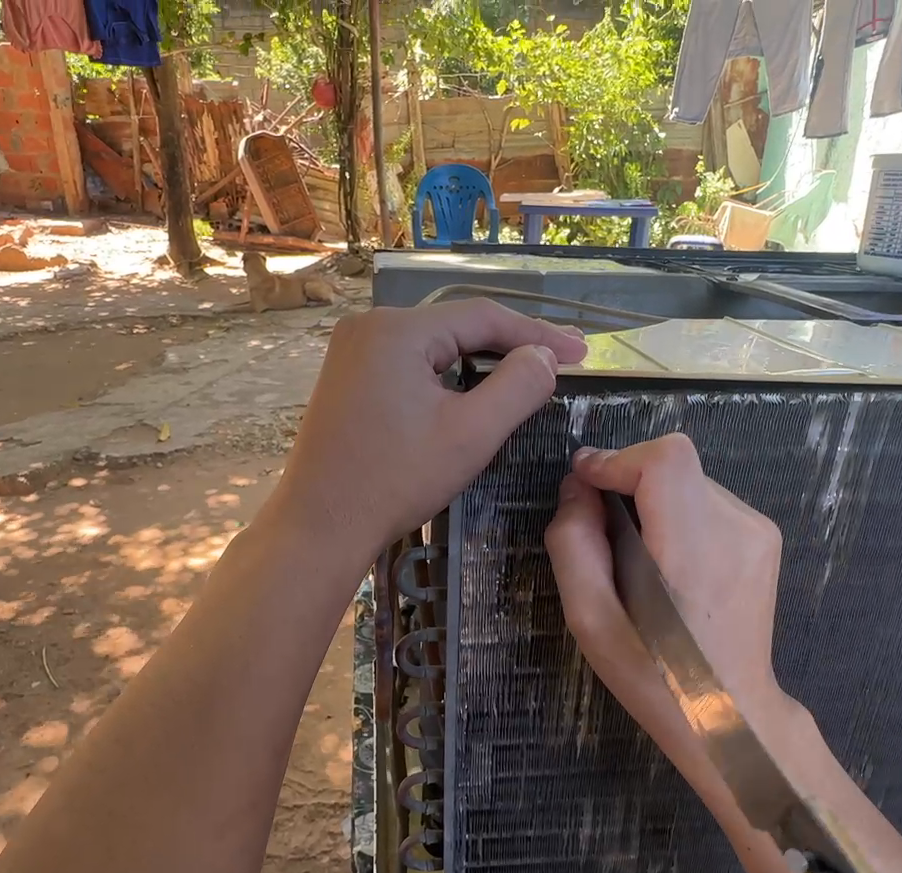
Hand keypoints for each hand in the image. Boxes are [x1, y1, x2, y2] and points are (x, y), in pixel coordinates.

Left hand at [264, 299, 586, 565]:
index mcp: (397, 329)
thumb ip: (518, 387)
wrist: (320, 527)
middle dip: (511, 347)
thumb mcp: (470, 434)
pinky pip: (410, 365)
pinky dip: (446, 377)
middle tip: (561, 364)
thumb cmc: (395, 481)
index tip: (582, 353)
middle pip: (457, 327)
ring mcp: (352, 351)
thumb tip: (544, 357)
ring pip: (434, 347)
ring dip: (480, 362)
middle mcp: (369, 326)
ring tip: (525, 376)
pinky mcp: (347, 378)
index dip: (538, 335)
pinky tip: (471, 392)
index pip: (484, 317)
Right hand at [544, 434, 820, 790]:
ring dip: (652, 499)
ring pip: (689, 480)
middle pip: (674, 465)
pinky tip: (667, 562)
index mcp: (697, 550)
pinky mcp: (764, 539)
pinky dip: (676, 513)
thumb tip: (577, 488)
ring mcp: (758, 532)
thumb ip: (574, 545)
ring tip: (636, 553)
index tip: (583, 481)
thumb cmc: (653, 674)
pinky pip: (707, 501)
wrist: (731, 713)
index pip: (665, 460)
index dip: (617, 459)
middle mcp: (738, 529)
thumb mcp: (591, 620)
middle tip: (600, 528)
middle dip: (628, 482)